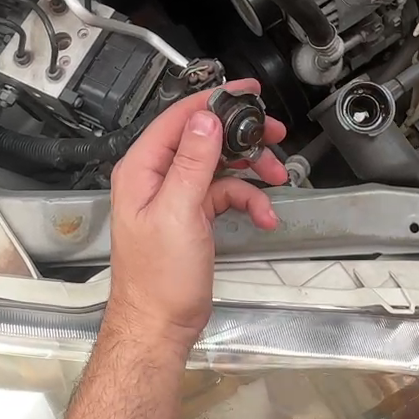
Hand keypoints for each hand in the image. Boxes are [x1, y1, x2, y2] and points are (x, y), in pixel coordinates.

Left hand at [104, 80, 287, 352]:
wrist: (159, 326)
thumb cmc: (157, 279)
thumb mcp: (179, 213)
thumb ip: (193, 162)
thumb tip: (207, 120)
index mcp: (143, 168)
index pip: (180, 118)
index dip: (215, 100)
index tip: (247, 92)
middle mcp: (157, 176)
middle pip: (205, 137)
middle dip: (243, 136)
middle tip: (274, 132)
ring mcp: (176, 194)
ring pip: (220, 164)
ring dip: (251, 170)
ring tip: (276, 177)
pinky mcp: (192, 213)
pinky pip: (225, 192)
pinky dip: (247, 200)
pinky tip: (262, 214)